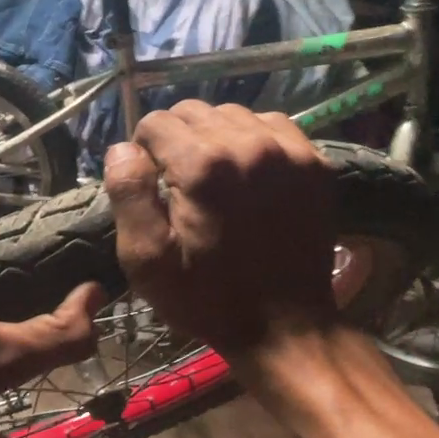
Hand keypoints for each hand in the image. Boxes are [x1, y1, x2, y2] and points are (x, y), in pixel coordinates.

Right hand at [102, 102, 338, 370]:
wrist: (285, 326)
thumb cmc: (205, 297)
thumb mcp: (146, 259)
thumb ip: (128, 194)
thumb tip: (123, 149)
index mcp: (203, 167)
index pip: (156, 122)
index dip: (142, 151)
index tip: (150, 185)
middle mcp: (248, 145)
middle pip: (193, 111)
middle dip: (175, 139)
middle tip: (178, 182)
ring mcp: (288, 152)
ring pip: (232, 114)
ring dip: (213, 136)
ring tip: (213, 176)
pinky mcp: (314, 164)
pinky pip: (272, 124)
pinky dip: (252, 138)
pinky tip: (246, 171)